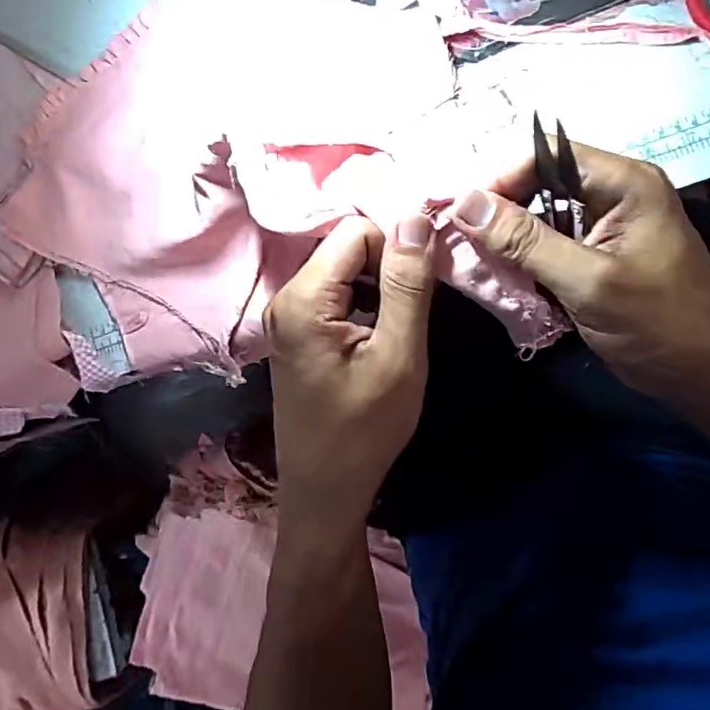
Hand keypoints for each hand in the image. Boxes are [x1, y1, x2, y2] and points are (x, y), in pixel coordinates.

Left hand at [263, 215, 436, 523]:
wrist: (326, 491)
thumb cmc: (365, 429)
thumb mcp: (399, 355)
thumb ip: (408, 284)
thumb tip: (416, 218)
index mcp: (303, 298)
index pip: (356, 230)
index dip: (396, 248)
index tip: (422, 284)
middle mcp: (287, 296)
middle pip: (348, 245)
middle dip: (389, 264)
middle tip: (417, 304)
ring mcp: (289, 314)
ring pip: (346, 267)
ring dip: (381, 284)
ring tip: (403, 320)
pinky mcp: (299, 330)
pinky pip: (339, 291)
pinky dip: (368, 300)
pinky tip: (383, 331)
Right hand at [447, 141, 709, 407]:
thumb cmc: (660, 325)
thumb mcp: (587, 282)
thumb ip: (525, 240)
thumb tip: (464, 201)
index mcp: (625, 181)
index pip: (547, 155)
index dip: (502, 179)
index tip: (463, 216)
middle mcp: (618, 192)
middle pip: (543, 183)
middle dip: (505, 213)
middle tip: (467, 245)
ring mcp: (613, 224)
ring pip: (546, 216)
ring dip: (515, 242)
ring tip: (485, 268)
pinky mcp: (606, 254)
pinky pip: (558, 244)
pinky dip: (533, 262)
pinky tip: (514, 284)